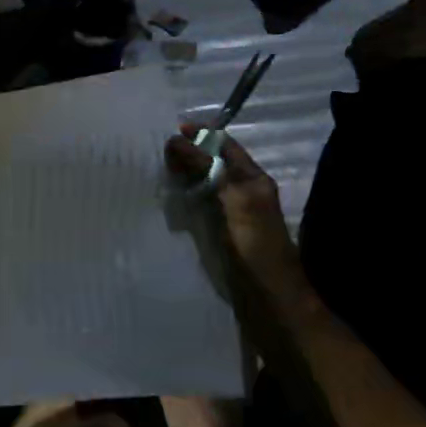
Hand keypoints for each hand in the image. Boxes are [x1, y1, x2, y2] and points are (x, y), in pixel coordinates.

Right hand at [165, 123, 297, 280]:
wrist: (269, 297)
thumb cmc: (256, 245)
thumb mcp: (235, 199)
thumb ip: (208, 169)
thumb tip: (177, 140)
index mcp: (253, 180)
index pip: (226, 147)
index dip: (203, 135)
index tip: (173, 129)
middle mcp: (242, 192)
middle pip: (213, 164)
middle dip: (188, 155)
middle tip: (158, 153)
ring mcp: (229, 214)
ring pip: (202, 186)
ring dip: (182, 177)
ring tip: (156, 172)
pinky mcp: (217, 235)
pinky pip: (197, 209)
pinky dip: (181, 201)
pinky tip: (165, 202)